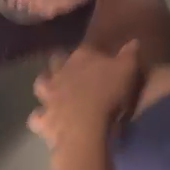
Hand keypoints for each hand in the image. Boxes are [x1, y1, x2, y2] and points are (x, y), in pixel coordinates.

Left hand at [28, 41, 142, 150]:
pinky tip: (47, 121)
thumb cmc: (108, 94)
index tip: (97, 59)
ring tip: (53, 93)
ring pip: (40, 83)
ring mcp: (50, 94)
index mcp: (82, 56)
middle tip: (69, 72)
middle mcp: (61, 70)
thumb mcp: (127, 70)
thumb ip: (130, 54)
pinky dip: (40, 118)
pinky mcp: (43, 118)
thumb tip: (133, 41)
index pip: (85, 48)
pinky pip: (36, 117)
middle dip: (59, 64)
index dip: (90, 53)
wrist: (86, 128)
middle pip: (56, 60)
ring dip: (45, 87)